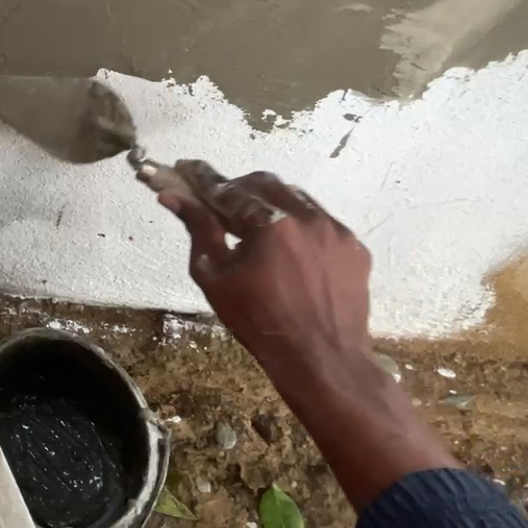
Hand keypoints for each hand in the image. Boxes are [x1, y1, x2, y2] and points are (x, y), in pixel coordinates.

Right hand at [152, 165, 371, 377]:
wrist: (321, 358)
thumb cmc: (256, 318)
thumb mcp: (214, 273)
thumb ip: (198, 228)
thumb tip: (172, 196)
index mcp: (269, 223)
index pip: (226, 189)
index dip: (201, 178)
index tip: (184, 168)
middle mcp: (307, 218)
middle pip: (264, 182)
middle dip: (237, 188)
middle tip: (219, 205)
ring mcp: (336, 231)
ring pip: (294, 197)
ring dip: (268, 203)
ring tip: (253, 227)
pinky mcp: (354, 247)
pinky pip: (319, 220)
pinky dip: (296, 223)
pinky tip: (285, 248)